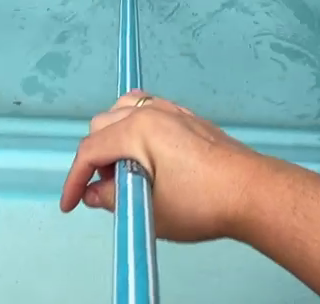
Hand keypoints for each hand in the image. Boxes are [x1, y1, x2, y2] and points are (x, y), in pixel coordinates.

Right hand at [58, 90, 270, 241]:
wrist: (248, 190)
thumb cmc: (200, 202)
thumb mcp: (148, 208)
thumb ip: (112, 198)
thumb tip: (93, 192)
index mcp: (138, 129)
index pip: (91, 149)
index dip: (75, 178)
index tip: (70, 204)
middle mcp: (152, 111)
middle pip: (103, 123)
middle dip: (95, 156)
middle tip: (104, 189)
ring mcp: (172, 109)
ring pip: (125, 110)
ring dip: (114, 137)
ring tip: (123, 172)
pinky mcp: (187, 116)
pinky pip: (148, 110)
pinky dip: (135, 128)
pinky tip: (146, 157)